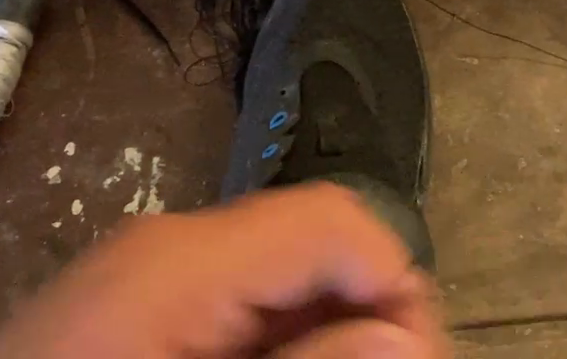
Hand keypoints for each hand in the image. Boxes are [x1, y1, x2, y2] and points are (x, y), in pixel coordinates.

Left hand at [0, 182, 448, 357]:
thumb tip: (404, 331)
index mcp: (188, 255)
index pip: (332, 220)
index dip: (392, 280)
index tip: (418, 356)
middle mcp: (179, 243)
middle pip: (313, 247)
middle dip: (364, 314)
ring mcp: (158, 269)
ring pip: (283, 279)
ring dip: (326, 333)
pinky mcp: (147, 302)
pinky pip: (241, 304)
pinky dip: (279, 339)